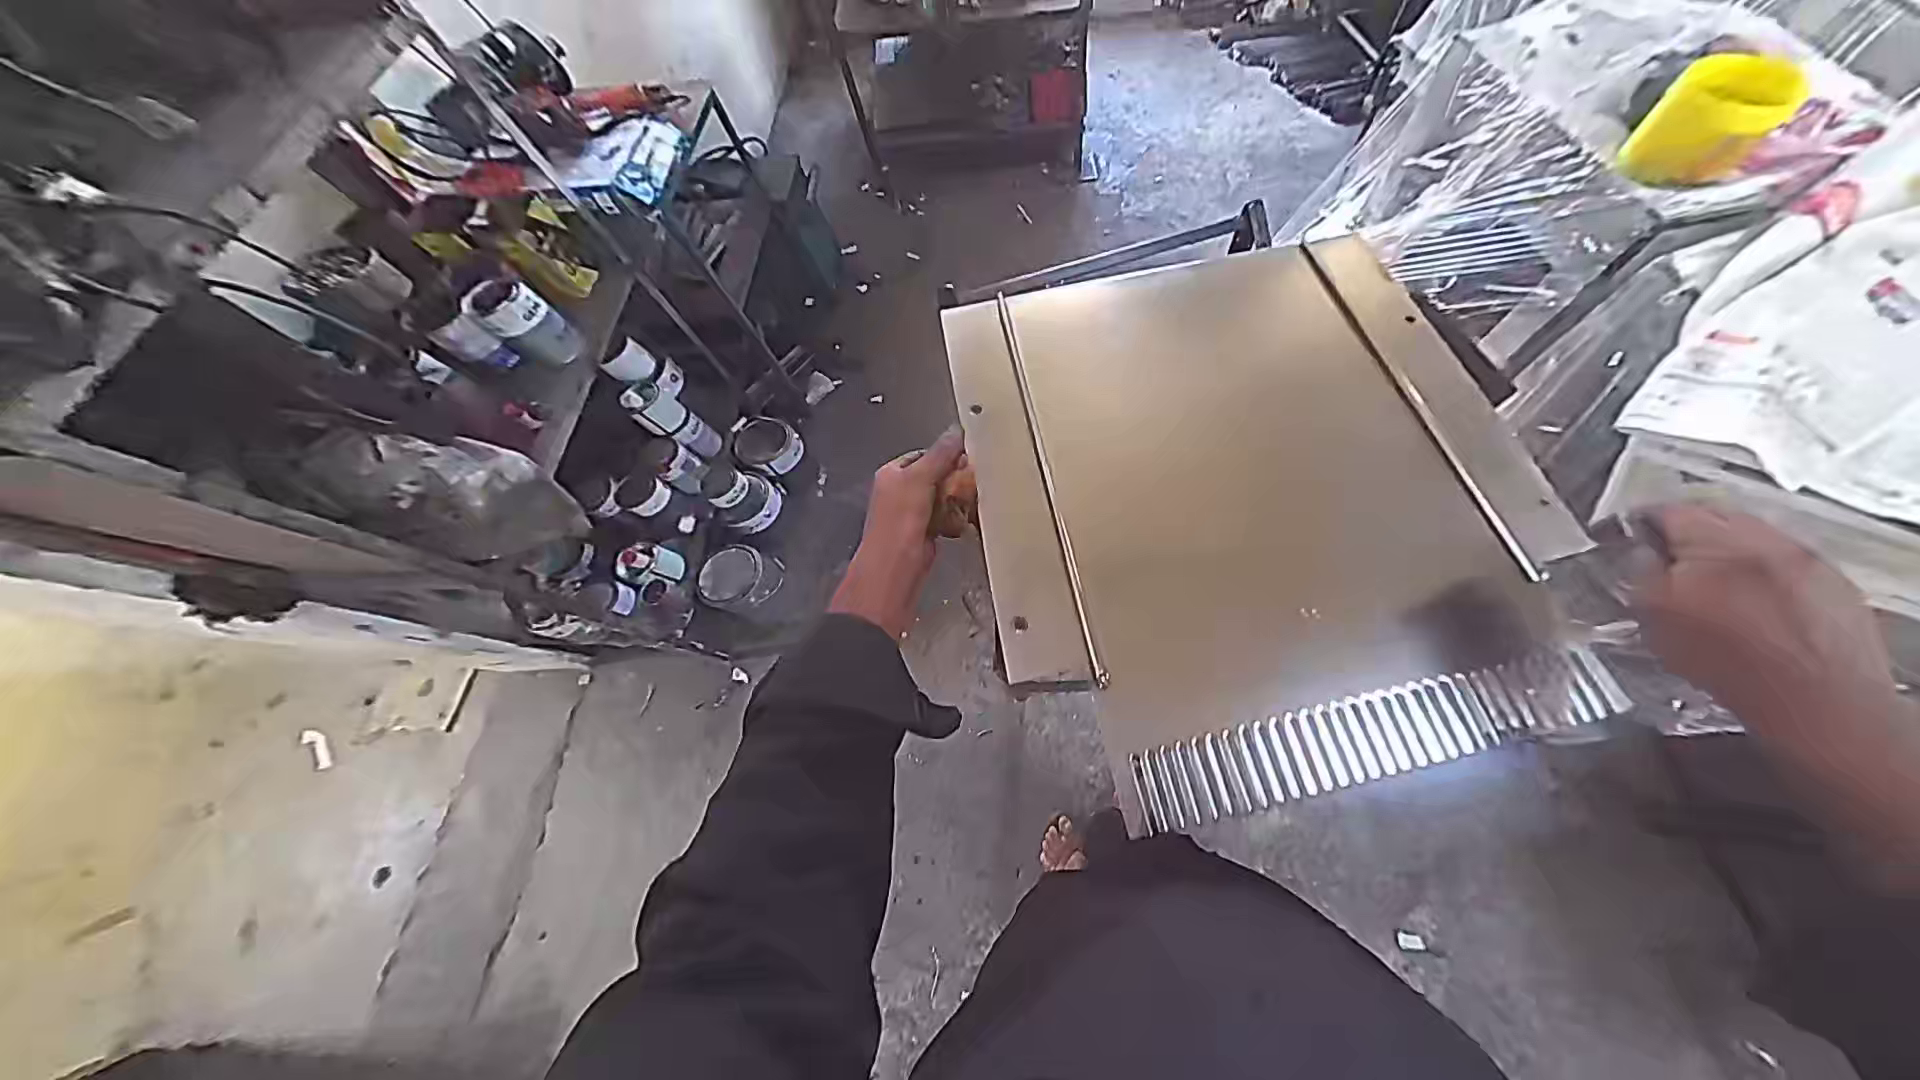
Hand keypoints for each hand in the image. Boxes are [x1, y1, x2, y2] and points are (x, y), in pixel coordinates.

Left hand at [828, 428, 965, 638]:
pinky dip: (956, 520)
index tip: (968, 457)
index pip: (923, 455)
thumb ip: (938, 456)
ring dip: (958, 500)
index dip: (944, 455)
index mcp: (892, 475)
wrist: (893, 573)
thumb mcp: (919, 480)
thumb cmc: (899, 524)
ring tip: (974, 500)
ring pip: (943, 499)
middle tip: (975, 480)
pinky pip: (946, 521)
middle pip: (935, 477)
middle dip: (955, 479)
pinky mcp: (925, 536)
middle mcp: (900, 493)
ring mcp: (912, 516)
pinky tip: (965, 522)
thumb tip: (955, 431)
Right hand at [1633, 503, 1898, 726]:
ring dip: (1722, 551)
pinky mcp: (1835, 583)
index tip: (1621, 535)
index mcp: (1717, 545)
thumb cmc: (1724, 660)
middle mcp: (1768, 542)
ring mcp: (1809, 561)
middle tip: (1658, 555)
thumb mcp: (1654, 615)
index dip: (1637, 522)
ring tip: (1701, 578)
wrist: (1816, 700)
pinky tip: (1743, 598)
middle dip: (1684, 532)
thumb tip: (1640, 551)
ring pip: (1751, 537)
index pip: (1668, 512)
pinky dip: (1755, 570)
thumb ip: (1641, 573)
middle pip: (1715, 517)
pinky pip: (1783, 560)